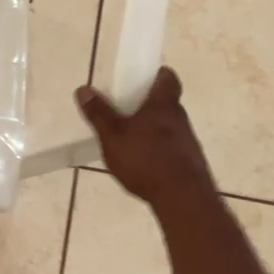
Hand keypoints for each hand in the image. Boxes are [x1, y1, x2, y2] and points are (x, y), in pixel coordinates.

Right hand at [75, 68, 214, 208]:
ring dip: (152, 129)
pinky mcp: (190, 162)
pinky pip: (171, 148)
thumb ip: (98, 113)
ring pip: (169, 127)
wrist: (182, 198)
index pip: (168, 78)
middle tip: (124, 111)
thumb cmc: (144, 159)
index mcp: (162, 105)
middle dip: (147, 105)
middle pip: (166, 103)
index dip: (157, 75)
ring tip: (129, 142)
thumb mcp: (112, 135)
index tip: (142, 78)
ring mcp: (188, 141)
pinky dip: (158, 150)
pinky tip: (142, 165)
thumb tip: (84, 88)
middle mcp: (179, 118)